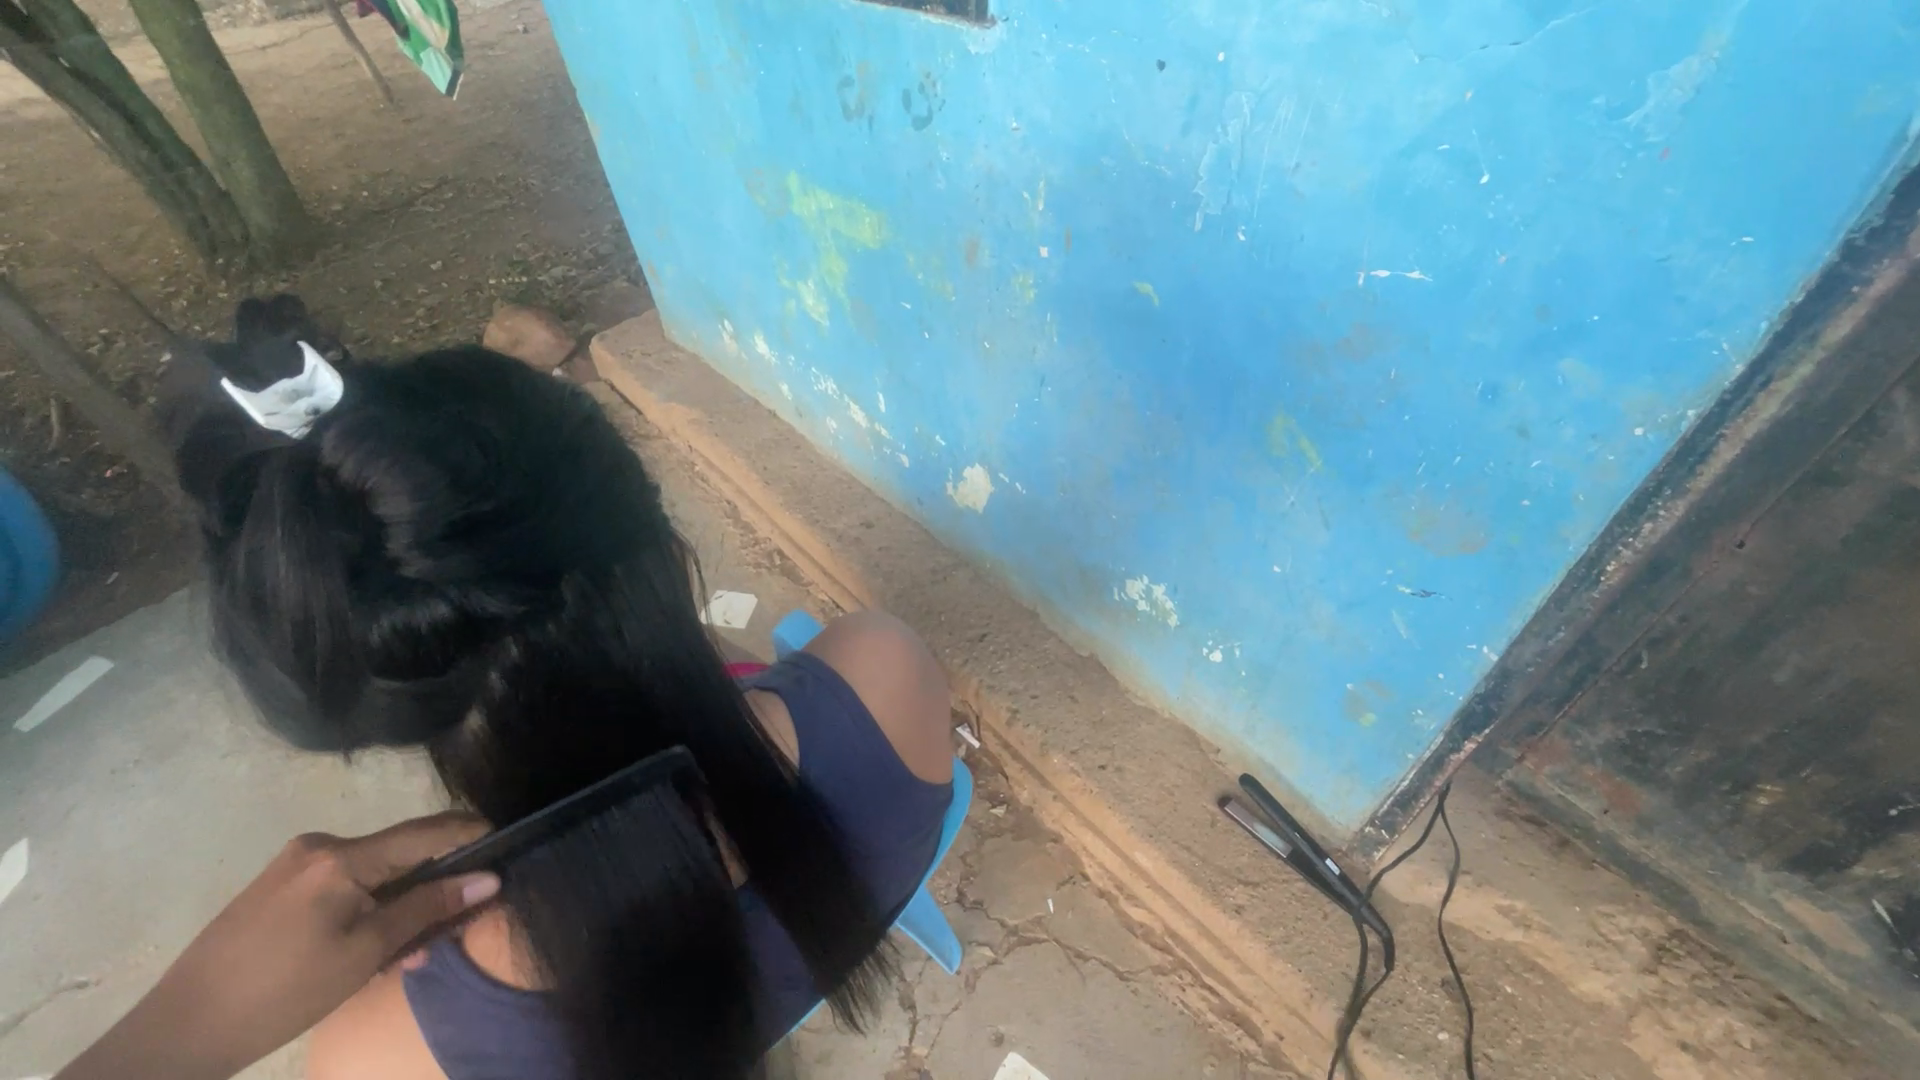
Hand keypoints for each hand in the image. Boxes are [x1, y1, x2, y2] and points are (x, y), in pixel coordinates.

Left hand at [57, 813, 497, 1079]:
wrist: (172, 1037)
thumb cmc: (278, 995)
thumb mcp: (365, 954)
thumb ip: (429, 909)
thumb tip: (490, 879)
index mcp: (343, 856)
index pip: (431, 831)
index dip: (477, 837)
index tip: (512, 853)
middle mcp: (322, 845)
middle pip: (405, 850)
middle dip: (437, 882)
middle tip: (455, 925)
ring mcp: (297, 863)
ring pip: (378, 869)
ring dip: (404, 900)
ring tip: (409, 951)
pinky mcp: (281, 884)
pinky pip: (348, 881)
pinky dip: (372, 905)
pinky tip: (372, 944)